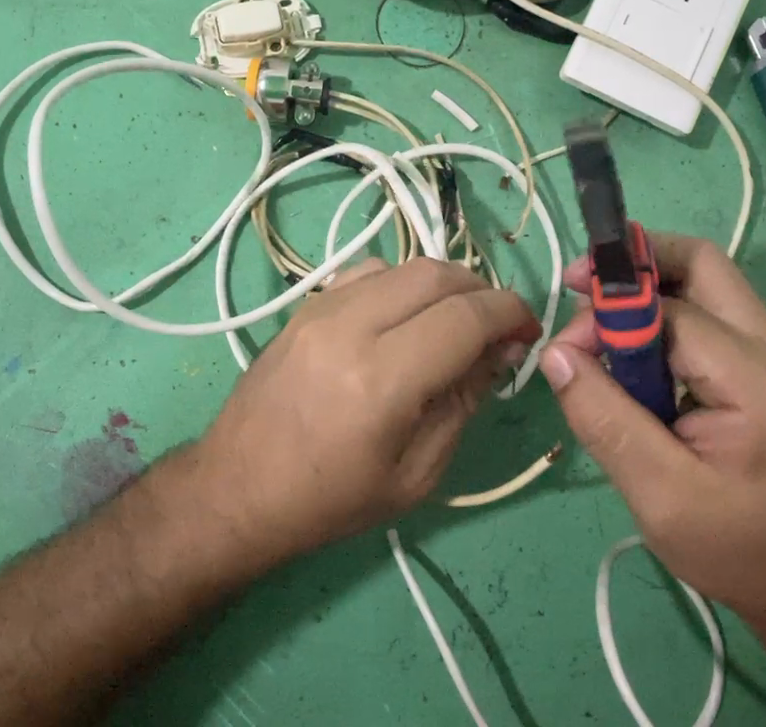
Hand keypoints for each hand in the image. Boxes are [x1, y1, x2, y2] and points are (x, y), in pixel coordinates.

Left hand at [193, 257, 540, 563]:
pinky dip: (399, 283)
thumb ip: (464, 402)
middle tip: (496, 328)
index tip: (528, 332)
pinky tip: (403, 317)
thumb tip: (501, 349)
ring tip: (454, 322)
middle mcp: (350, 328)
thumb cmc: (331, 500)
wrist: (237, 489)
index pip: (466, 317)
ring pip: (402, 265)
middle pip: (436, 275)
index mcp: (382, 379)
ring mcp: (320, 310)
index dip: (510, 314)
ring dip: (442, 284)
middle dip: (481, 292)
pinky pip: (365, 272)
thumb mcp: (417, 473)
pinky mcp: (303, 307)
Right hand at [538, 231, 765, 626]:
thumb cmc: (732, 549)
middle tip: (580, 289)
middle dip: (634, 265)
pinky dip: (664, 315)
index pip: (675, 313)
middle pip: (703, 264)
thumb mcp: (656, 494)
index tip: (565, 348)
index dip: (611, 316)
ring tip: (600, 326)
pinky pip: (710, 314)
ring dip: (648, 289)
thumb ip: (605, 418)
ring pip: (707, 283)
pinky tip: (633, 353)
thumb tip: (556, 354)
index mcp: (758, 385)